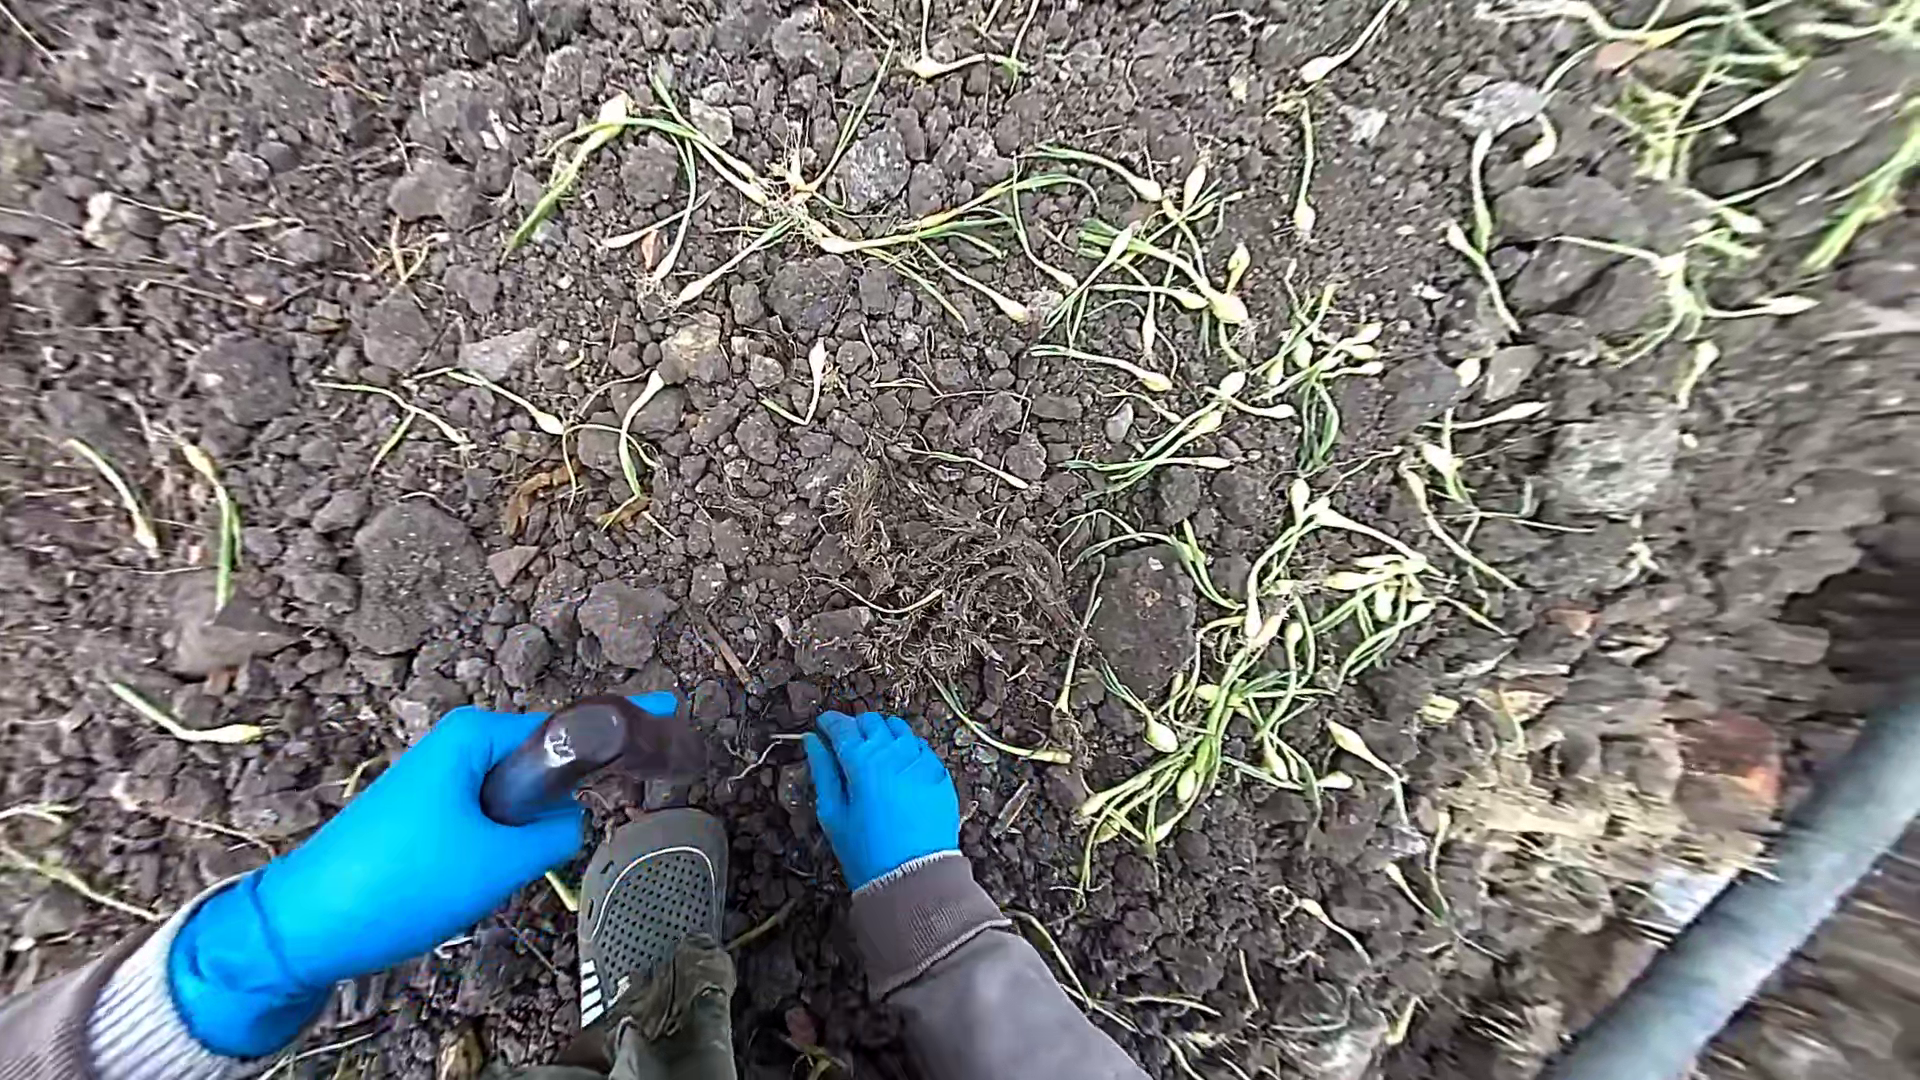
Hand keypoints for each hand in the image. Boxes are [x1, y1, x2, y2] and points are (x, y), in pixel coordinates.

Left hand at [169, 693, 677, 1056]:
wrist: (289, 938)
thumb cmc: (399, 882)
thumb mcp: (500, 860)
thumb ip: (560, 831)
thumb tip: (571, 821)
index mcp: (476, 735)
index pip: (571, 722)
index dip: (624, 723)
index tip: (670, 709)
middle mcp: (462, 742)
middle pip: (548, 757)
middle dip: (567, 790)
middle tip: (586, 817)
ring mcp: (444, 774)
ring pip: (522, 788)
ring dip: (532, 820)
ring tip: (511, 863)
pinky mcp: (431, 806)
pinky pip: (494, 806)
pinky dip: (509, 829)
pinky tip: (495, 866)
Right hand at [803, 710, 959, 889]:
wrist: (915, 876)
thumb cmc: (867, 851)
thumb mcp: (834, 814)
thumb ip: (823, 771)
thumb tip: (813, 741)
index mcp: (862, 760)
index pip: (842, 726)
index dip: (829, 722)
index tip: (824, 725)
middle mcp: (893, 751)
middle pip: (871, 721)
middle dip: (856, 727)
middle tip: (848, 745)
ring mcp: (919, 758)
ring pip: (898, 728)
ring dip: (883, 734)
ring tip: (874, 756)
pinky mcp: (938, 770)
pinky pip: (919, 747)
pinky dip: (905, 750)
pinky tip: (898, 770)